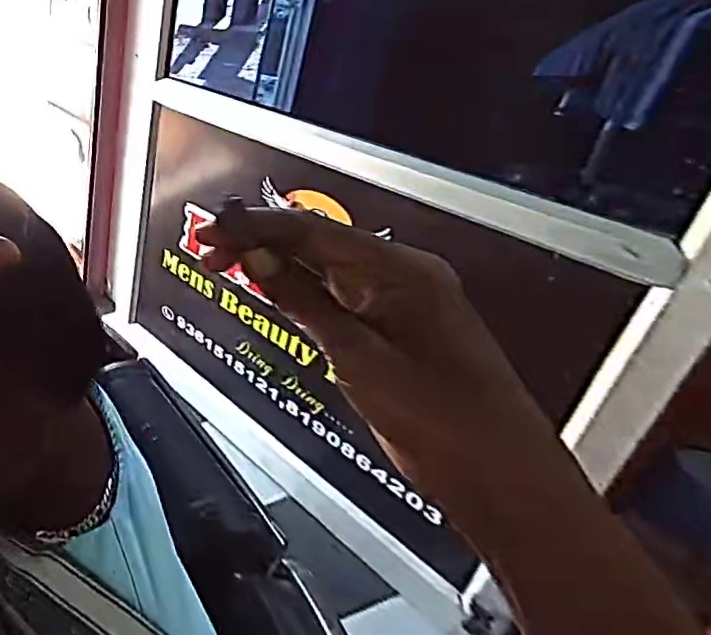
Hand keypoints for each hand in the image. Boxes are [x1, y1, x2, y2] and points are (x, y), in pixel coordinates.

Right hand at [198, 206, 570, 526]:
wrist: (503, 485)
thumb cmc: (453, 424)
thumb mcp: (357, 355)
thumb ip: (301, 299)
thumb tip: (257, 260)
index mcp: (404, 272)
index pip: (310, 230)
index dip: (254, 225)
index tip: (214, 228)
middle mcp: (400, 277)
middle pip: (309, 241)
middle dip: (253, 239)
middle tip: (207, 244)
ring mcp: (392, 300)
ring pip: (312, 263)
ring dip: (265, 260)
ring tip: (220, 261)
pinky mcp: (382, 324)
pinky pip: (324, 289)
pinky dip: (286, 284)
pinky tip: (259, 281)